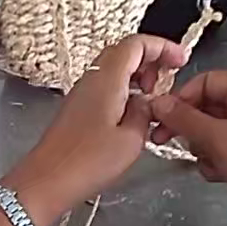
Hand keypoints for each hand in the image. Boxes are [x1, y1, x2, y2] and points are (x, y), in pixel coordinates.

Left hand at [3, 35, 188, 224]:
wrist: (46, 181)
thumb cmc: (88, 161)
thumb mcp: (131, 139)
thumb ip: (145, 113)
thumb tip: (147, 102)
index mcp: (107, 78)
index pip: (136, 44)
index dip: (162, 47)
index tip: (180, 60)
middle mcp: (91, 79)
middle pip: (123, 53)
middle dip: (150, 61)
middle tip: (166, 82)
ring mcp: (80, 94)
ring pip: (113, 72)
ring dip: (136, 79)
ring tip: (151, 103)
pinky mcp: (76, 111)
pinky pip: (104, 89)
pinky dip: (123, 93)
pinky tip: (131, 117)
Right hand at [148, 70, 226, 225]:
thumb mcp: (221, 139)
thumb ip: (185, 120)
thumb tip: (157, 103)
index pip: (207, 81)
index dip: (181, 99)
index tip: (160, 121)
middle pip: (209, 107)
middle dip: (191, 127)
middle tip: (168, 143)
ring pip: (215, 132)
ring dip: (204, 148)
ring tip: (210, 163)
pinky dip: (218, 161)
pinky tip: (221, 175)